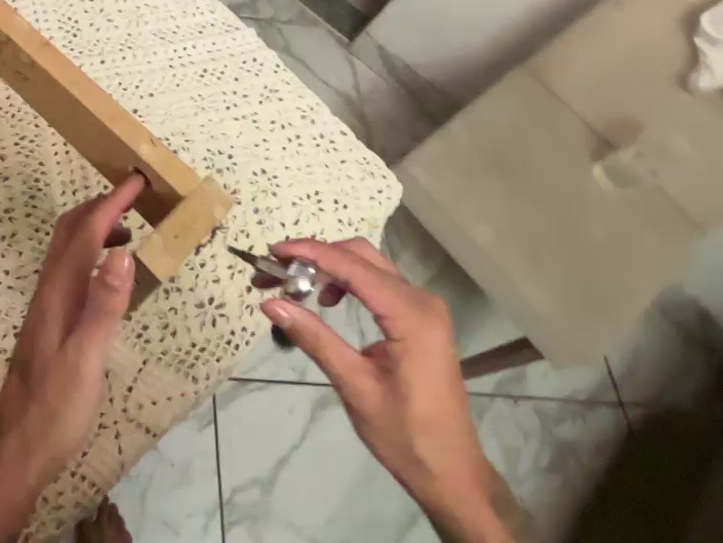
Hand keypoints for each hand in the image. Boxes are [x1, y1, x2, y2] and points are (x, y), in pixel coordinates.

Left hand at [0, 173, 143, 542]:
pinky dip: (92, 254)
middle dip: (100, 204)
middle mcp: (50, 290)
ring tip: (130, 228)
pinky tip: (110, 276)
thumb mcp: (86, 360)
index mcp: (59, 292)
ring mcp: (48, 305)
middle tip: (135, 194)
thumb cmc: (55, 408)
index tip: (137, 180)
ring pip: (68, 249)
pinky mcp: (52, 322)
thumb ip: (104, 306)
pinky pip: (72, 270)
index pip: (86, 232)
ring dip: (96, 227)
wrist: (16, 447)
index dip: (111, 202)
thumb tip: (122, 251)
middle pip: (70, 231)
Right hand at [258, 238, 526, 542]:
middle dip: (315, 257)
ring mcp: (424, 308)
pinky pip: (379, 283)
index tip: (272, 253)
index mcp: (411, 315)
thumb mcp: (354, 386)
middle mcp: (421, 300)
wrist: (451, 470)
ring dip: (329, 267)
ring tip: (293, 285)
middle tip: (277, 273)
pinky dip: (347, 281)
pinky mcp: (420, 318)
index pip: (352, 267)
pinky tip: (327, 301)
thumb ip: (315, 339)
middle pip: (360, 255)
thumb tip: (271, 303)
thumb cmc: (405, 434)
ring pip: (369, 265)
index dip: (309, 253)